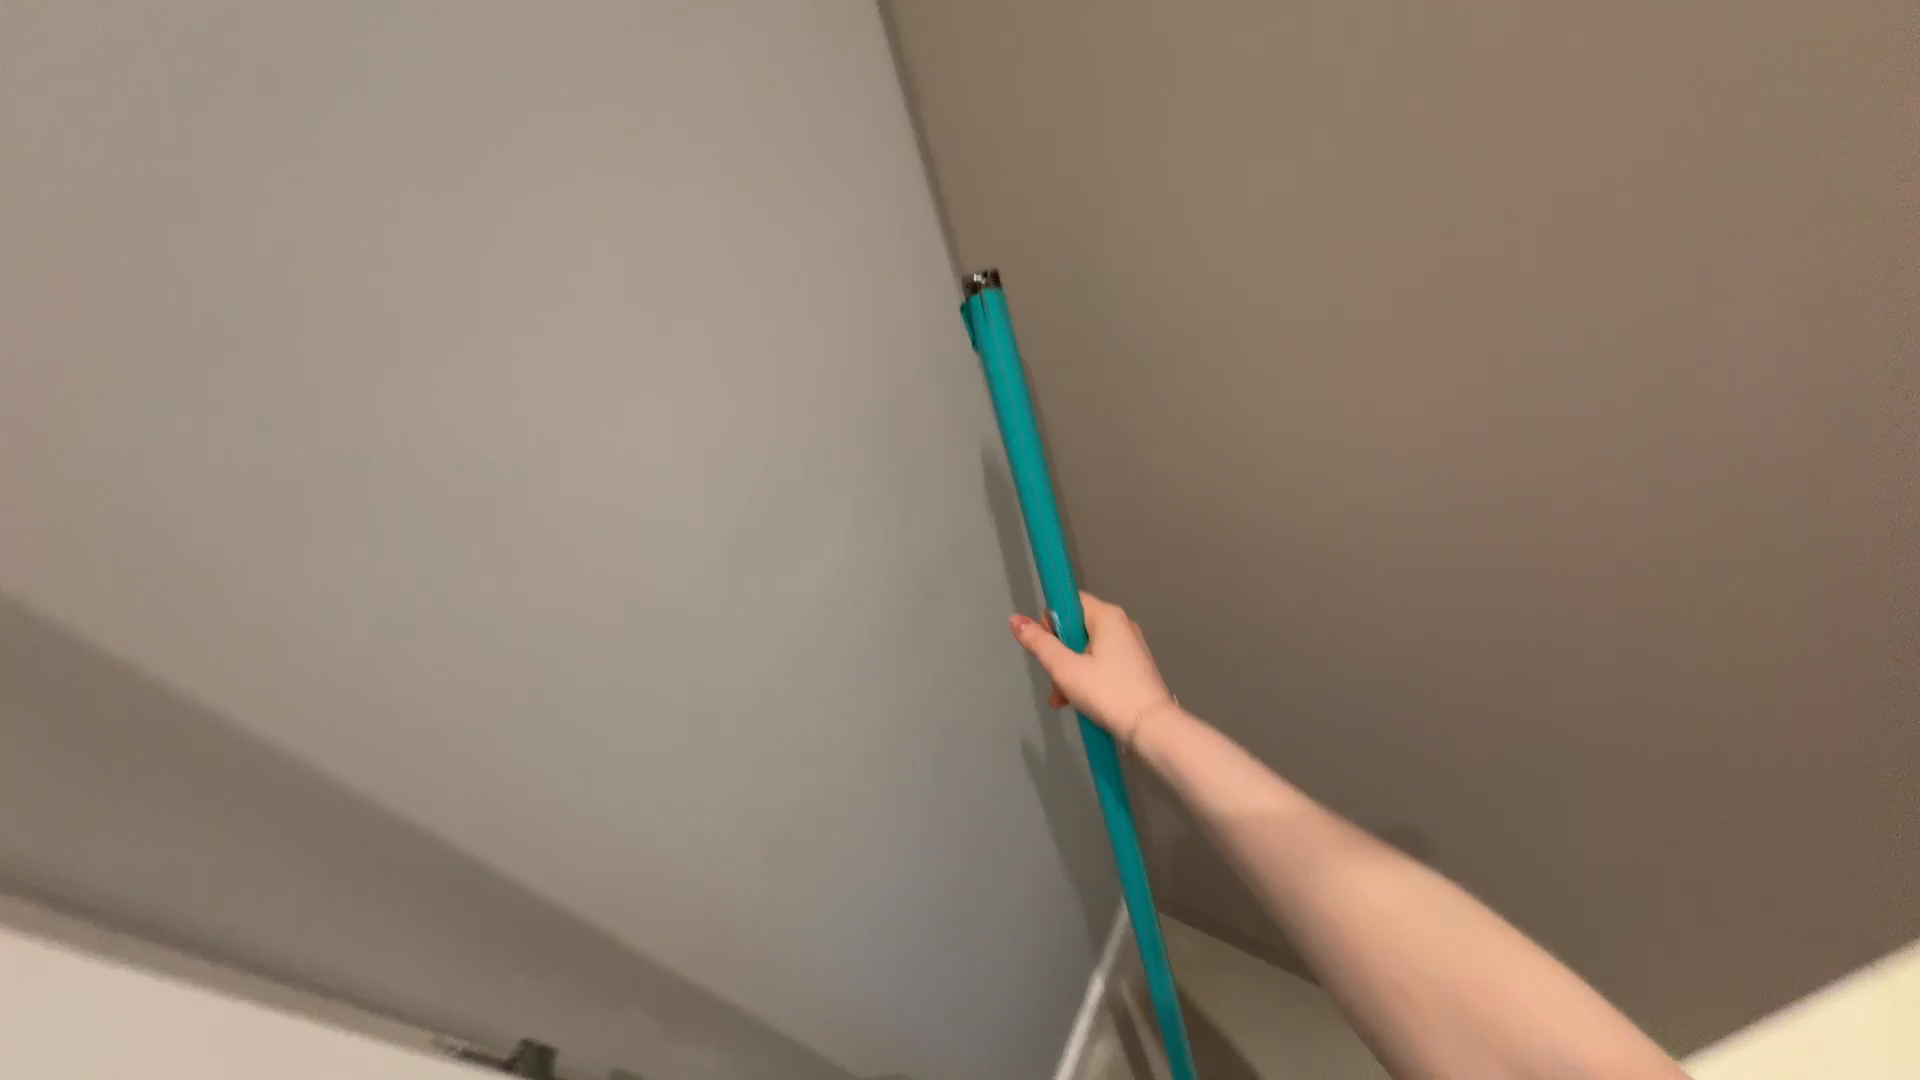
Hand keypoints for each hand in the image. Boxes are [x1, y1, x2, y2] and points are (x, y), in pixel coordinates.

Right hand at [1010, 591, 1179, 749]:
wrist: (1151, 728)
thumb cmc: (1107, 693)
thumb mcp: (1065, 669)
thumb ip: (1039, 643)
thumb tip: (1015, 619)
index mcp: (1107, 616)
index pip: (1069, 602)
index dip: (1052, 621)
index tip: (1048, 647)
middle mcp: (1121, 625)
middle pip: (1076, 629)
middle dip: (1059, 655)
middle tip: (1055, 681)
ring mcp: (1130, 647)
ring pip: (1087, 650)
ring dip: (1069, 672)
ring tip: (1062, 699)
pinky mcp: (1134, 668)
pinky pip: (1101, 664)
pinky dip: (1086, 679)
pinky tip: (1077, 702)